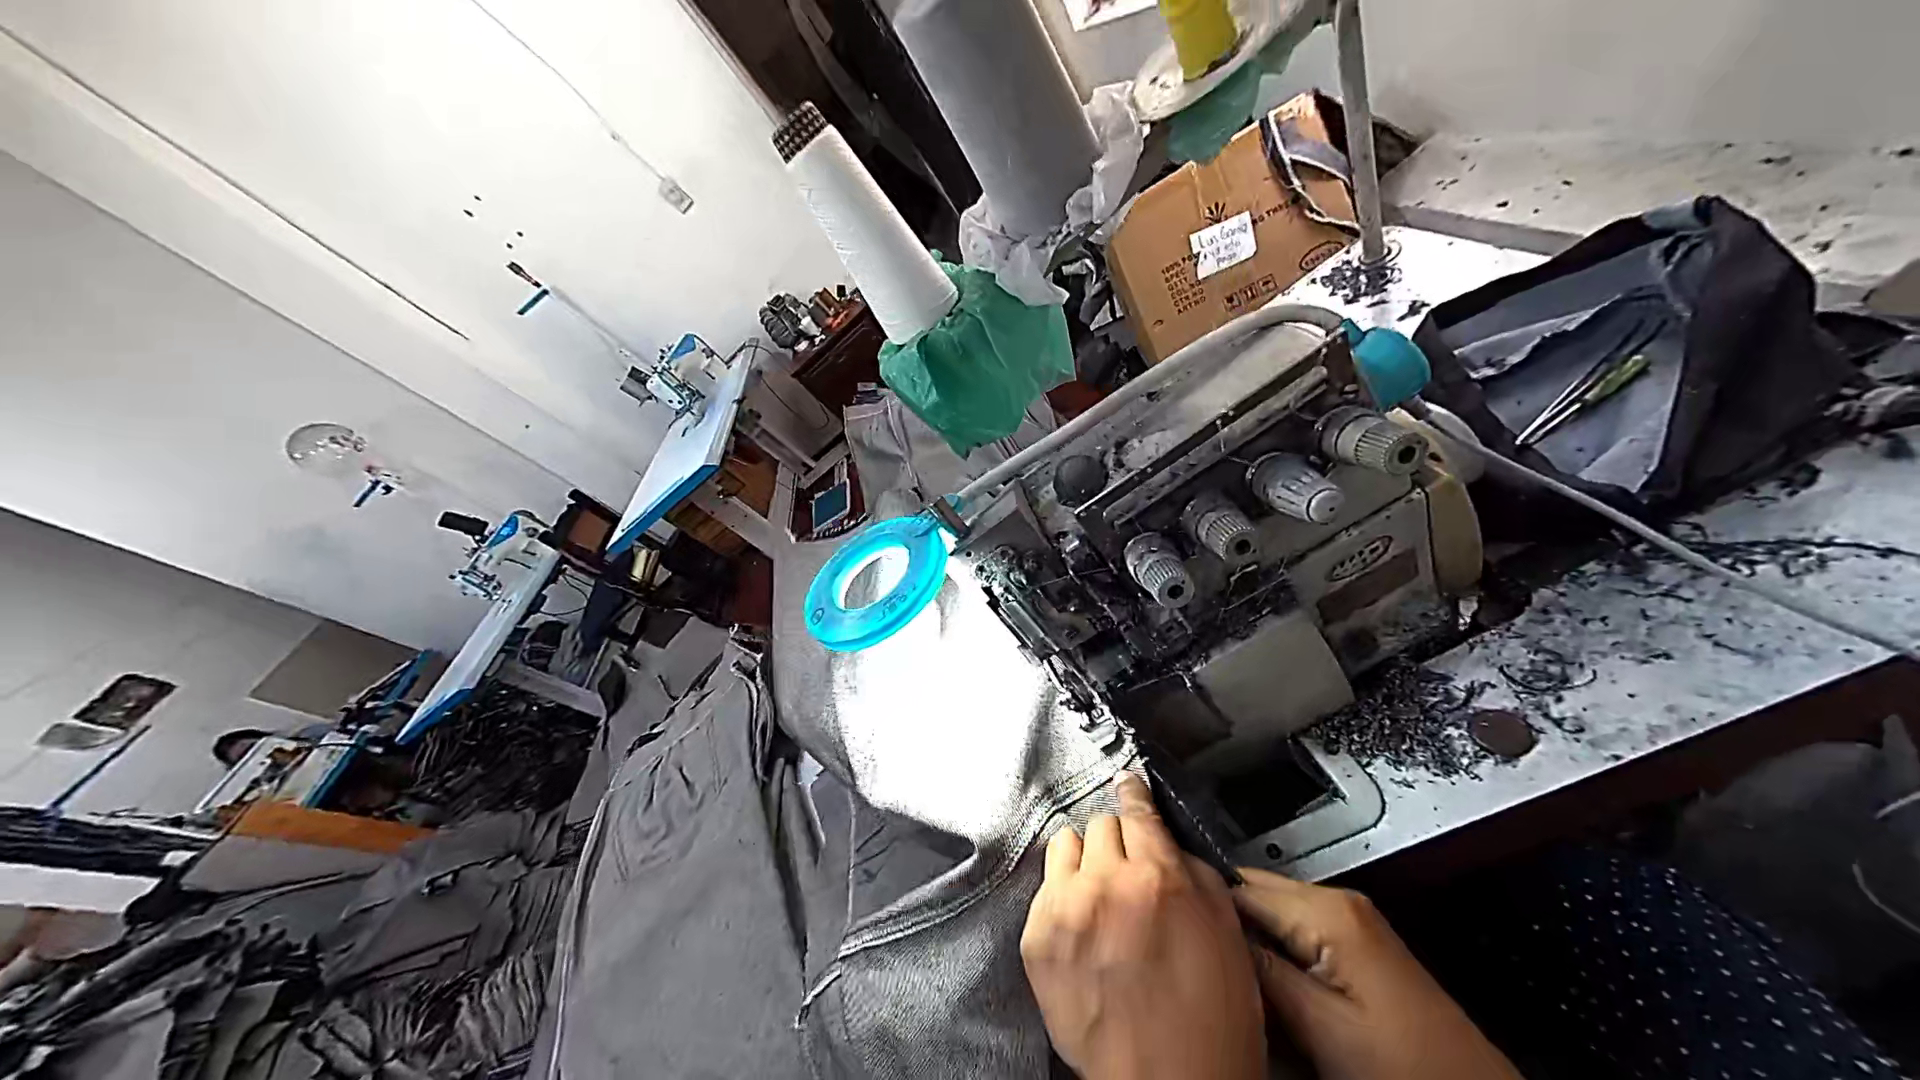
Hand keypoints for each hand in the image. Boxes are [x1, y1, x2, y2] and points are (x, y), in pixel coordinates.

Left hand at [1021, 774, 1264, 1079]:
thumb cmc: (1208, 1022)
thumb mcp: (1224, 934)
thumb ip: (1193, 872)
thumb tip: (1166, 842)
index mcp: (1158, 877)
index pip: (1136, 808)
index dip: (1134, 794)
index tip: (1128, 785)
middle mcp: (1106, 883)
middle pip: (1100, 824)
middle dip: (1116, 841)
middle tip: (1127, 869)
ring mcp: (1065, 909)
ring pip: (1064, 844)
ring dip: (1083, 859)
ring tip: (1097, 888)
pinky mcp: (1036, 938)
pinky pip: (1044, 888)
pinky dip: (1062, 895)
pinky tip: (1081, 922)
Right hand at [1233, 867, 1522, 1079]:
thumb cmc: (1412, 1071)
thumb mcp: (1320, 1025)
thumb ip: (1261, 972)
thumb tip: (1214, 937)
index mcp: (1330, 910)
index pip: (1237, 886)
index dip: (1209, 915)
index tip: (1193, 946)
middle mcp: (1340, 903)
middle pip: (1254, 894)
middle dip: (1230, 929)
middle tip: (1218, 971)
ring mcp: (1350, 922)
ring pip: (1271, 915)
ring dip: (1253, 946)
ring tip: (1250, 989)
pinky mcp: (1356, 944)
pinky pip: (1294, 933)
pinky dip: (1278, 957)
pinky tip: (1278, 993)